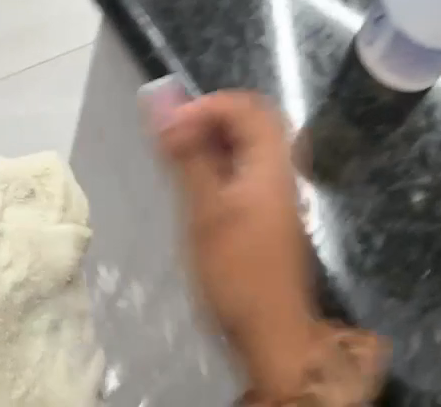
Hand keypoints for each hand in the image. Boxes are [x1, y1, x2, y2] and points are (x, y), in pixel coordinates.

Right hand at [149, 92, 317, 399]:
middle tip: (176, 137)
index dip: (205, 106)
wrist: (273, 336)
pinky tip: (197, 186)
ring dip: (213, 141)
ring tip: (180, 160)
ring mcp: (277, 190)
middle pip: (251, 118)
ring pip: (248, 143)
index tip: (170, 127)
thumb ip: (185, 155)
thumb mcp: (204, 211)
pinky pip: (247, 166)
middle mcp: (280, 168)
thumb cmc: (236, 273)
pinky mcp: (269, 211)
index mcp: (271, 162)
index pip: (244, 105)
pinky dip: (220, 163)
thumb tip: (160, 102)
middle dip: (210, 118)